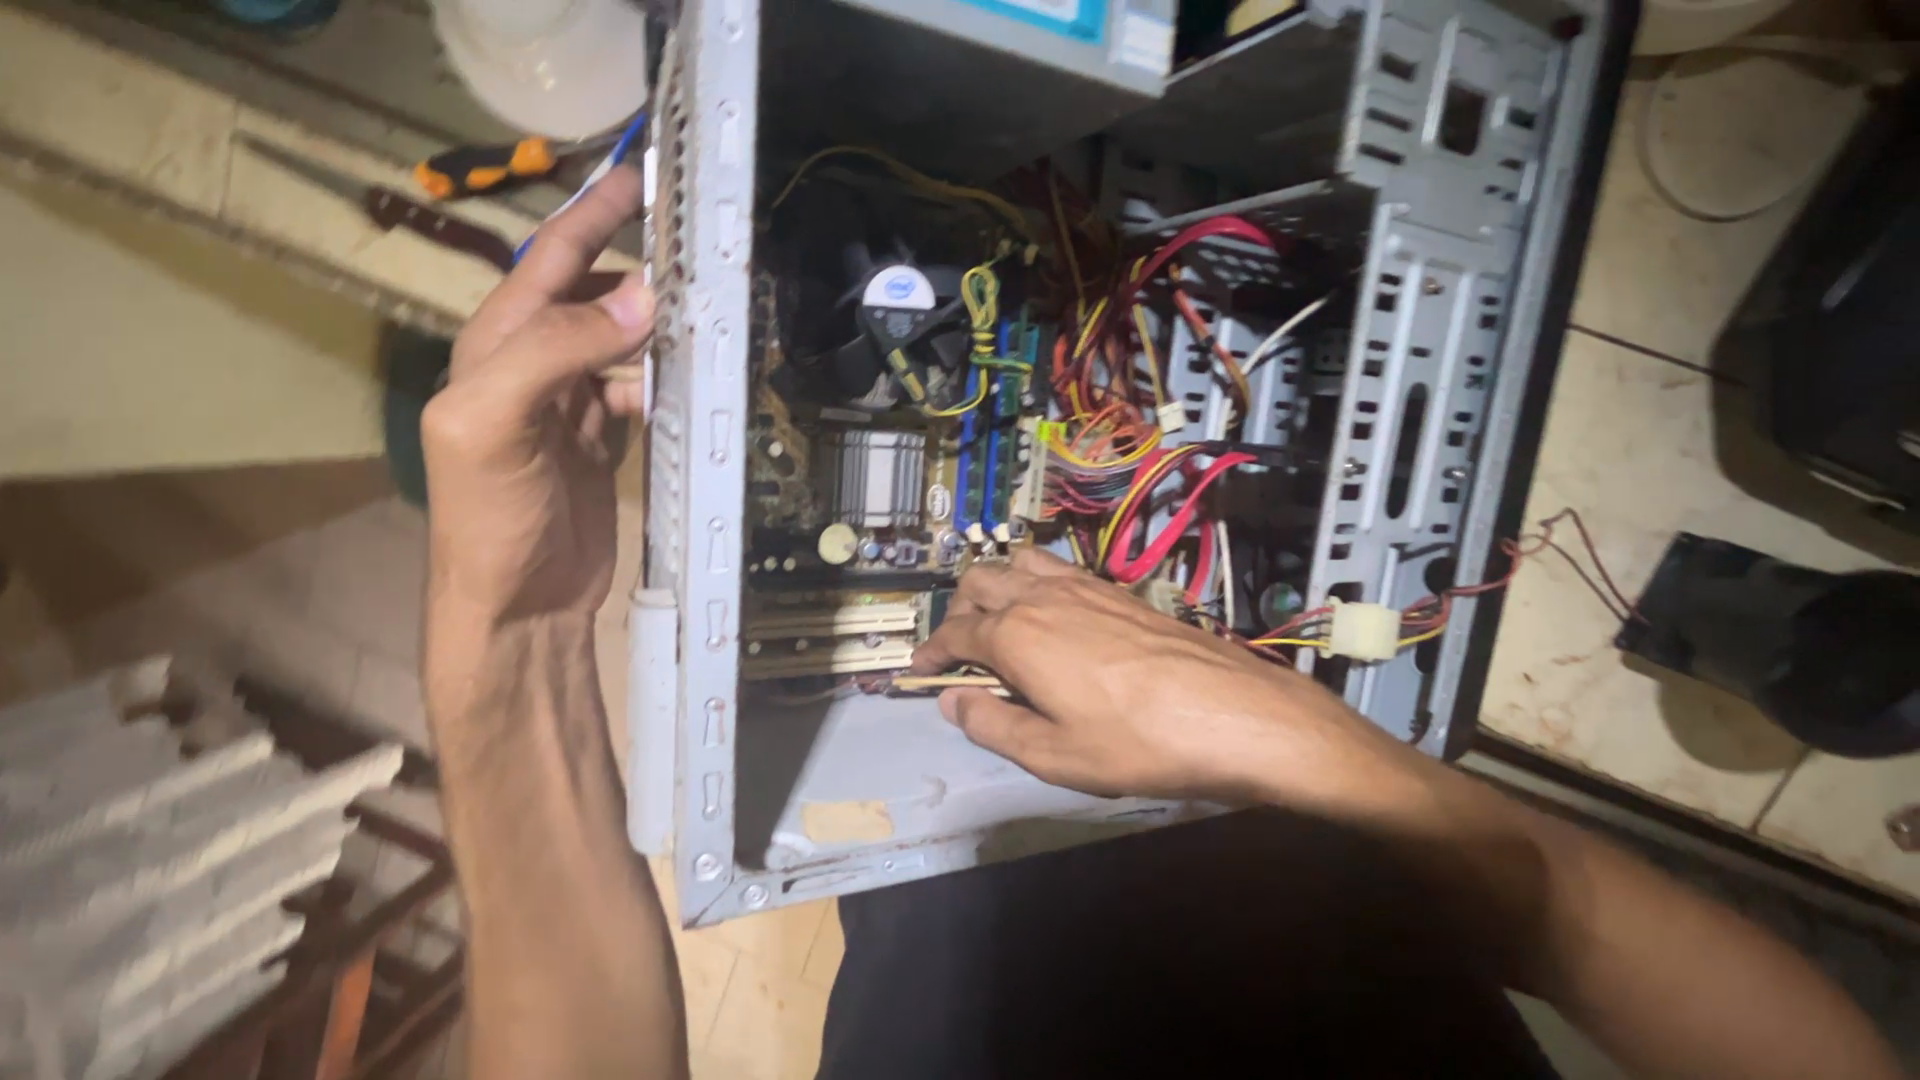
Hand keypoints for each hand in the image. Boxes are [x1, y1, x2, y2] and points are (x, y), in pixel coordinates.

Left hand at [422, 165, 652, 621]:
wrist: (518, 601)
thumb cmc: (489, 514)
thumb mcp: (494, 422)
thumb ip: (555, 352)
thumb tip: (640, 302)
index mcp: (497, 347)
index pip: (549, 263)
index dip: (592, 218)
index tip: (641, 181)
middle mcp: (534, 365)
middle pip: (593, 296)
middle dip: (638, 267)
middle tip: (696, 250)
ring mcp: (573, 405)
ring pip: (625, 343)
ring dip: (662, 326)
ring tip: (709, 312)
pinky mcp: (605, 441)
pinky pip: (643, 391)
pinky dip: (670, 380)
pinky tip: (696, 380)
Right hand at [911, 549, 1417, 805]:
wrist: (1230, 713)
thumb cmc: (1135, 743)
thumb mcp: (1052, 754)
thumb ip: (992, 725)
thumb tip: (950, 700)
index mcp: (1015, 636)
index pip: (955, 633)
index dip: (931, 652)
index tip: (919, 671)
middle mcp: (1041, 597)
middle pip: (980, 583)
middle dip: (957, 611)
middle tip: (959, 647)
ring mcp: (1082, 586)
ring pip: (1018, 563)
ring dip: (995, 584)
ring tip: (998, 617)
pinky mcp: (1116, 589)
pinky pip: (1057, 567)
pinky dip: (1033, 580)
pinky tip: (1050, 611)